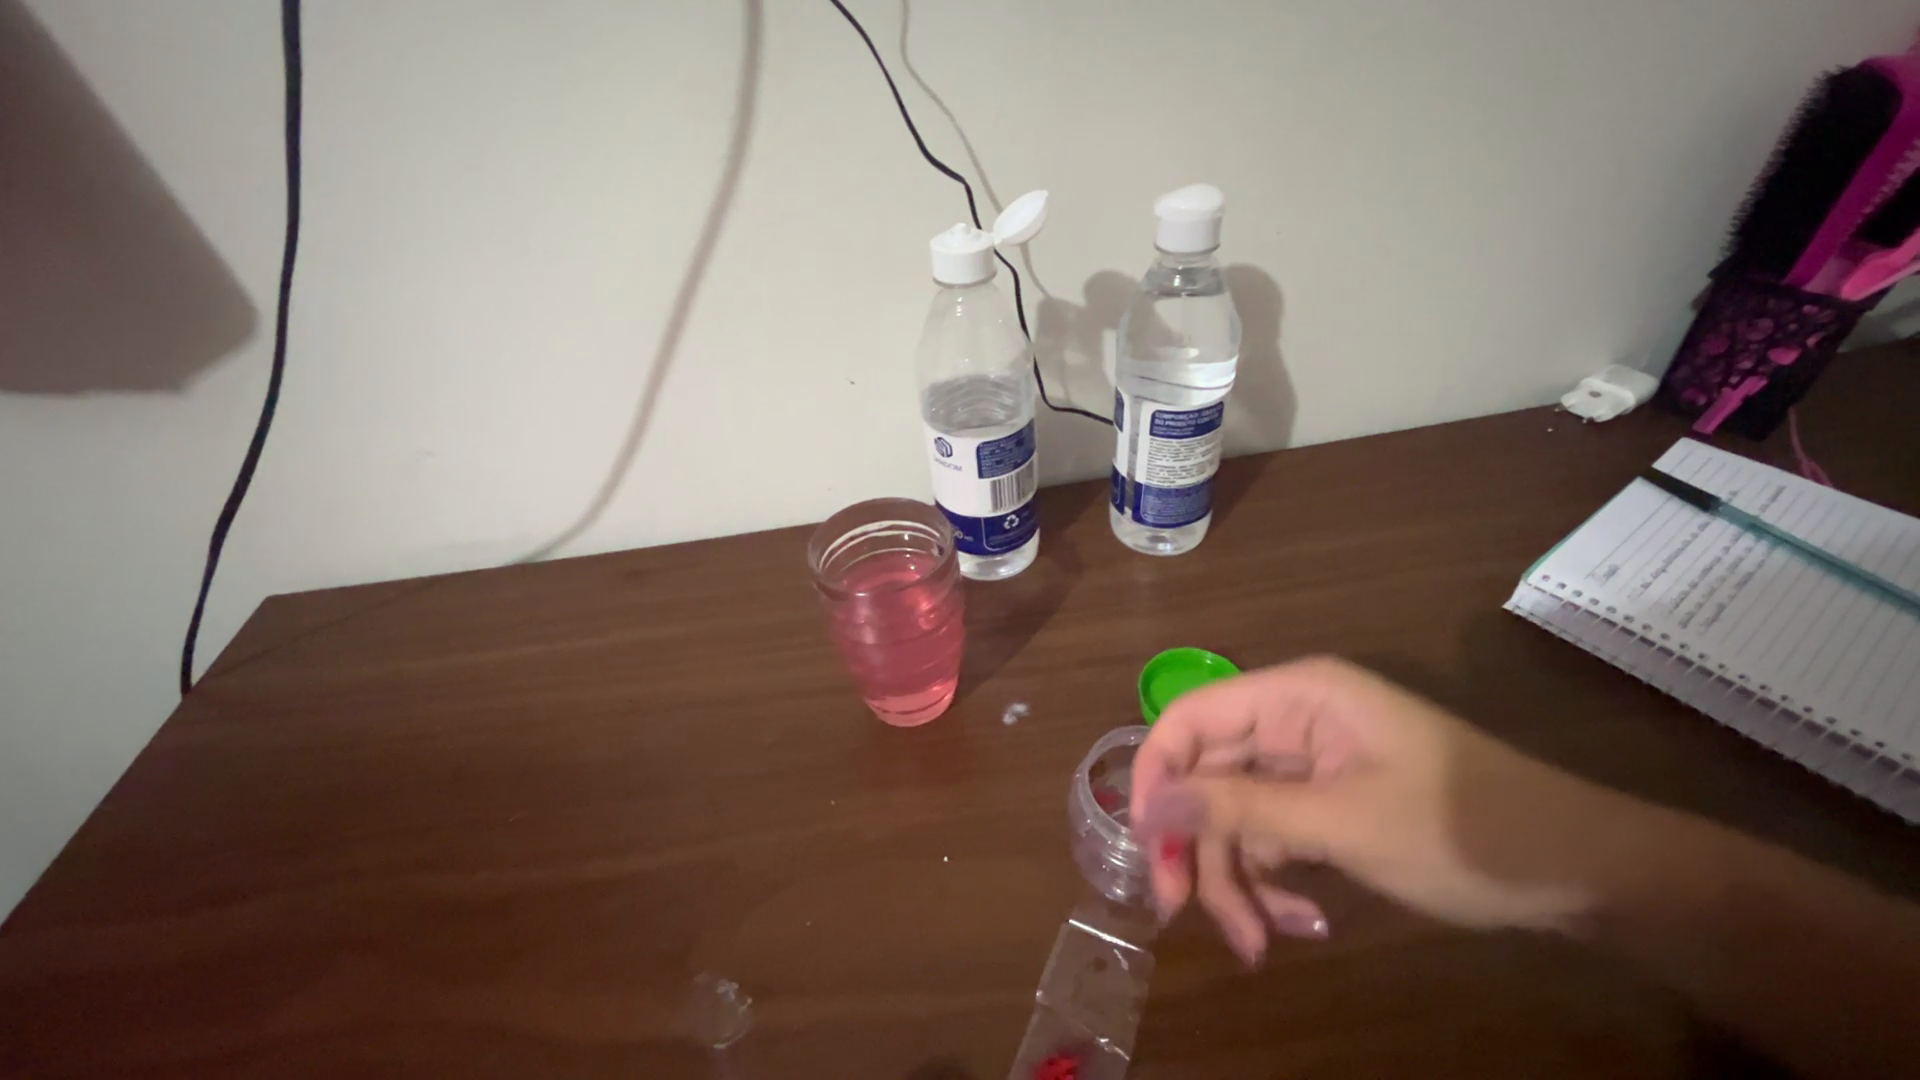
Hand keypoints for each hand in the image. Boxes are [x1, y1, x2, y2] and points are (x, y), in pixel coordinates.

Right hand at [1129, 657, 1627, 965]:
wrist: (1581, 872)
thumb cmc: (1461, 830)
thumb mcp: (1342, 823)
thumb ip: (1238, 809)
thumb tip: (1146, 804)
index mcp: (1296, 696)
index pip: (1190, 718)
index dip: (1155, 776)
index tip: (1146, 846)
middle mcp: (1294, 718)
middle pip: (1208, 774)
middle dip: (1197, 845)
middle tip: (1180, 912)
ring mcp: (1311, 761)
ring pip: (1237, 812)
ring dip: (1236, 876)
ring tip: (1257, 943)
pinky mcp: (1328, 800)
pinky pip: (1273, 833)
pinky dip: (1274, 878)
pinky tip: (1299, 921)